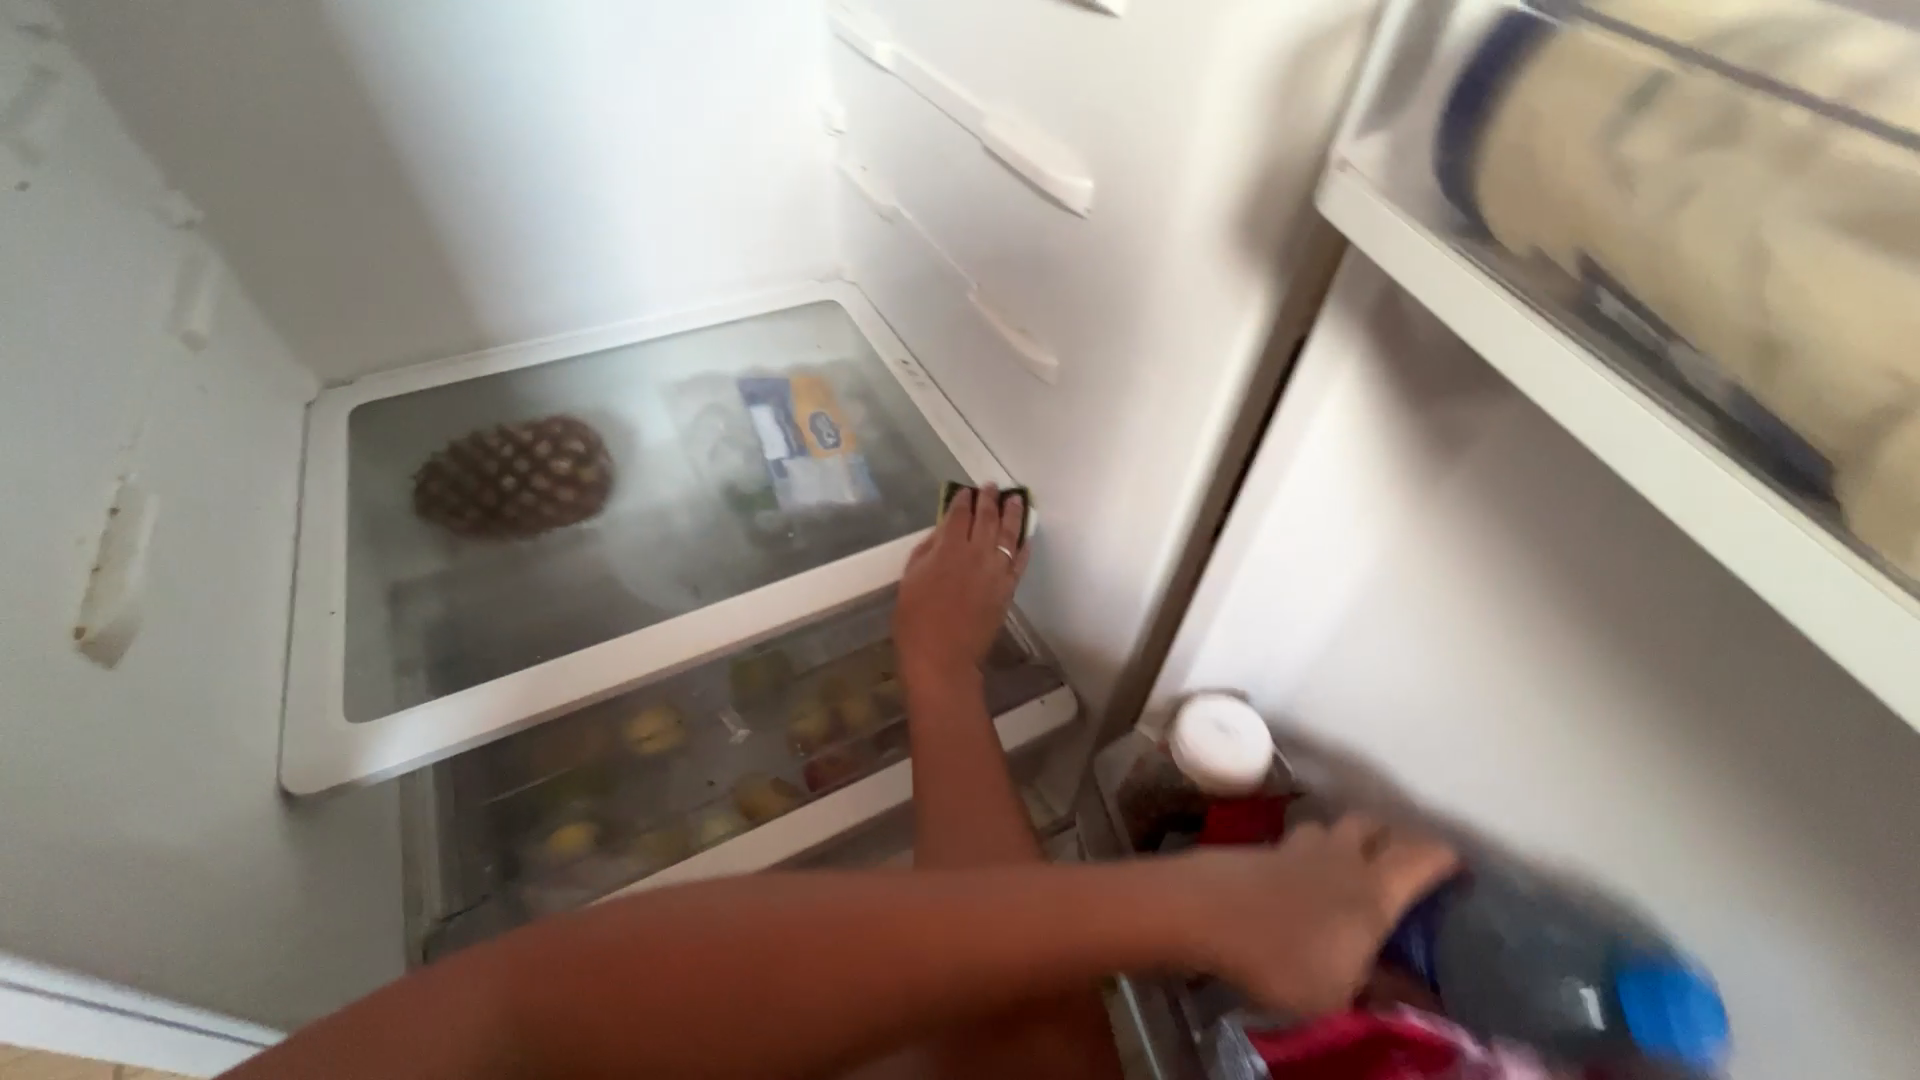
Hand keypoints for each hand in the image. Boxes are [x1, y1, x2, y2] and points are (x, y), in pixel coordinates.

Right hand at [893, 484, 1029, 692]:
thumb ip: (927, 551)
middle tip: (992, 487)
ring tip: (1015, 499)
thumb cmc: (915, 621)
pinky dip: (1024, 546)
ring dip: (1012, 514)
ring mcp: (996, 571)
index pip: (959, 515)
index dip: (963, 500)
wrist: (942, 657)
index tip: (966, 492)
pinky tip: (1026, 536)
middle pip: (987, 519)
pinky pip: (1020, 561)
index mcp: (949, 549)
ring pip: (1009, 534)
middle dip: (989, 500)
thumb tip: (942, 533)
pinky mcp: (1008, 589)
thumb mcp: (910, 579)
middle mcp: (977, 553)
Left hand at [1174, 815, 1457, 1016]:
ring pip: (1330, 826)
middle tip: (1401, 861)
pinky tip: (1300, 876)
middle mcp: (1339, 856)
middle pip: (1373, 824)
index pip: (1420, 855)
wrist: (1201, 912)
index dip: (1443, 856)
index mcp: (1372, 889)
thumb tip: (1426, 1000)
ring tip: (1347, 865)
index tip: (1458, 867)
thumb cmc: (1280, 958)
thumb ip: (1383, 992)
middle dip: (1393, 836)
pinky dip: (1308, 851)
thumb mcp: (1340, 995)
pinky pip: (1296, 840)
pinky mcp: (1259, 848)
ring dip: (1345, 838)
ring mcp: (1294, 846)